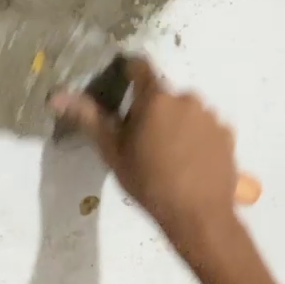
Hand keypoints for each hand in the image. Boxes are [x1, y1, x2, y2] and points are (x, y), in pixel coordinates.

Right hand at [52, 58, 239, 250]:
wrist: (199, 216)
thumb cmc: (149, 183)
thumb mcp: (113, 152)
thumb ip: (88, 118)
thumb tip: (57, 95)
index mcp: (156, 98)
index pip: (140, 67)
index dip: (128, 74)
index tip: (121, 90)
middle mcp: (187, 98)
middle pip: (163, 95)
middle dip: (153, 110)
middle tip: (142, 141)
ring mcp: (211, 116)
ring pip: (185, 111)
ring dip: (176, 124)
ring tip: (168, 157)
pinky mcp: (227, 134)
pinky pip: (205, 128)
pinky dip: (196, 138)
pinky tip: (189, 163)